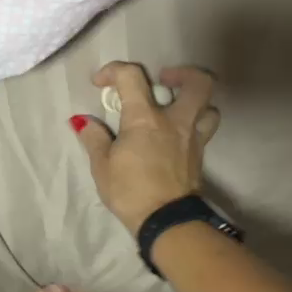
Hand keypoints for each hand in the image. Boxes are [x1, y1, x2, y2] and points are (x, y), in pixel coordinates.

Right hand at [72, 62, 220, 233]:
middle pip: (198, 82)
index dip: (113, 71)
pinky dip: (193, 123)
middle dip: (181, 73)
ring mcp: (192, 137)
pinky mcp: (200, 154)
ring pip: (208, 106)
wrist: (166, 220)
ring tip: (175, 108)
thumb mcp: (102, 165)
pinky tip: (176, 134)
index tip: (100, 83)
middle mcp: (175, 120)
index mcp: (145, 118)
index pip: (131, 76)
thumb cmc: (129, 190)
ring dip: (194, 101)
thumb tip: (83, 122)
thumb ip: (94, 138)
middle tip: (163, 80)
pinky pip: (204, 128)